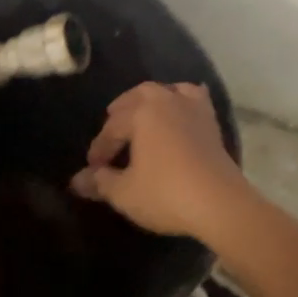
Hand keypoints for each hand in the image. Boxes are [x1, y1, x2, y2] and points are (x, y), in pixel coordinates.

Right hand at [70, 82, 252, 241]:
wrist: (220, 204)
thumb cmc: (167, 194)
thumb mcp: (125, 193)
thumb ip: (100, 182)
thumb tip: (77, 180)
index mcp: (141, 112)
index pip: (112, 128)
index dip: (100, 149)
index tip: (93, 169)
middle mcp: (166, 100)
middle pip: (136, 99)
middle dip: (119, 116)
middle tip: (111, 136)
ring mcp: (192, 108)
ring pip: (164, 92)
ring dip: (148, 101)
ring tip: (140, 116)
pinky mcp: (211, 121)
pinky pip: (192, 98)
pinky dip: (181, 99)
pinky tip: (179, 109)